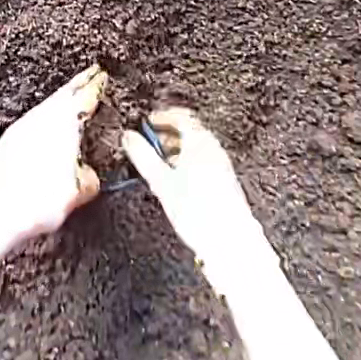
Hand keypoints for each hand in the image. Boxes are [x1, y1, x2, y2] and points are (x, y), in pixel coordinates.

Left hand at [0, 64, 107, 245]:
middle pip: (65, 92)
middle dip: (79, 83)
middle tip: (90, 75)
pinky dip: (46, 116)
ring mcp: (23, 125)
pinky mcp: (8, 139)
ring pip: (48, 104)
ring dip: (62, 99)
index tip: (102, 75)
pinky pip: (34, 118)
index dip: (96, 83)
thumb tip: (90, 176)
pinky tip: (47, 128)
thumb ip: (89, 179)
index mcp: (65, 119)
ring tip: (71, 101)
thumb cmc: (36, 201)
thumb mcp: (78, 193)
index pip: (85, 93)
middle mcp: (43, 116)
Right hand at [120, 107, 279, 290]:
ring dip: (177, 149)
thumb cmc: (200, 212)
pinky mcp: (225, 183)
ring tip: (160, 161)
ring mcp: (221, 165)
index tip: (149, 122)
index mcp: (200, 141)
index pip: (181, 116)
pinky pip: (203, 162)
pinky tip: (178, 180)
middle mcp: (213, 149)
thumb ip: (143, 156)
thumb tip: (129, 137)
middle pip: (190, 131)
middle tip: (151, 140)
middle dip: (168, 133)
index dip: (163, 116)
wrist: (231, 243)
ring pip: (196, 147)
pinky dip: (187, 162)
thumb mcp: (161, 182)